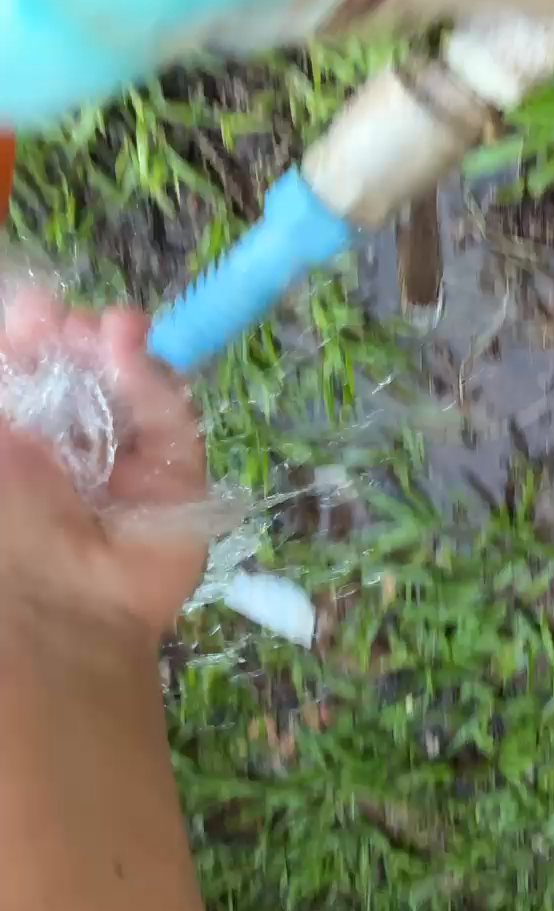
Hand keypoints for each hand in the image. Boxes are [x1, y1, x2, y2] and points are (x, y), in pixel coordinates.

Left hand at [0, 287, 212, 640]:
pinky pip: (171, 426)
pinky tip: (132, 352)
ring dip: (120, 357)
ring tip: (111, 322)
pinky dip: (155, 387)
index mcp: (9, 454)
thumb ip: (3, 389)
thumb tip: (21, 330)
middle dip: (71, 345)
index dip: (26, 344)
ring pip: (132, 400)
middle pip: (78, 386)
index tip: (32, 307)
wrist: (44, 604)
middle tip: (63, 314)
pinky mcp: (178, 480)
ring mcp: (122, 469)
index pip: (23, 385)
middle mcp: (60, 458)